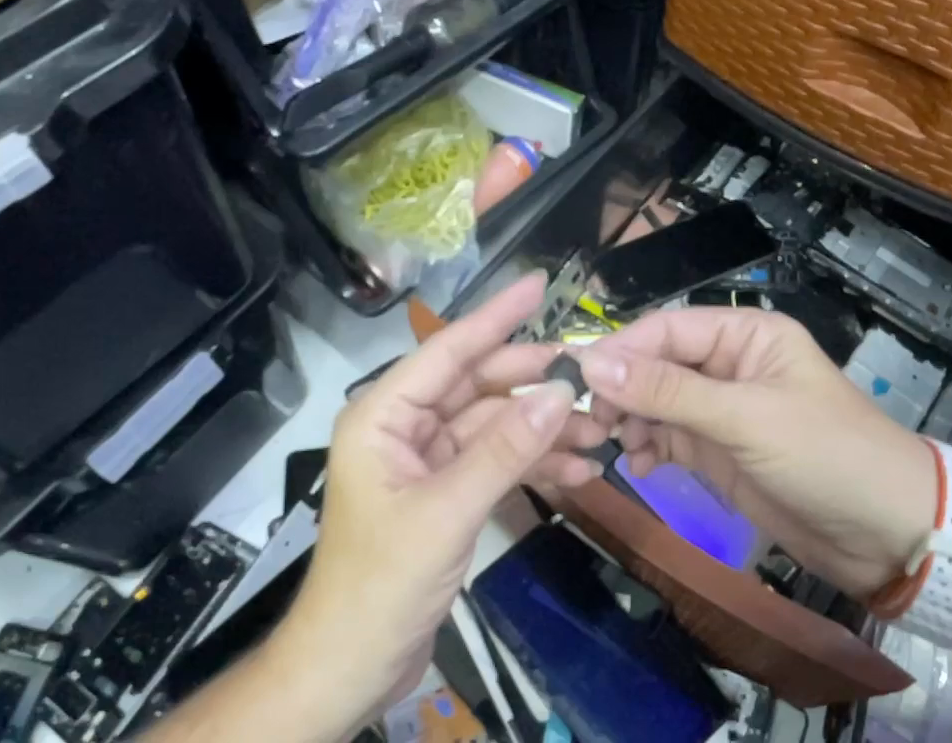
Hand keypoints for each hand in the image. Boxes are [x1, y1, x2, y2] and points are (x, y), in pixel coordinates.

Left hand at [273, 273, 606, 731]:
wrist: (352, 665)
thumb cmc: (382, 582)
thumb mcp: (447, 511)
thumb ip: (505, 450)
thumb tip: (560, 393)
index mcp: (383, 415)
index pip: (449, 350)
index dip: (497, 317)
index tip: (540, 285)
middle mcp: (404, 426)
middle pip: (478, 387)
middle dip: (534, 386)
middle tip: (592, 380)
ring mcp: (426, 460)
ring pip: (493, 427)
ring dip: (543, 432)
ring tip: (599, 437)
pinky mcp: (445, 493)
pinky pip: (495, 463)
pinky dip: (533, 466)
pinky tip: (578, 474)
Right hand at [578, 307, 936, 597]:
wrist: (890, 537)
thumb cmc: (827, 457)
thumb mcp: (746, 418)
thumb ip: (668, 392)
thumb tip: (590, 364)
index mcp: (744, 335)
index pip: (666, 330)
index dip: (621, 351)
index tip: (575, 378)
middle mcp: (728, 365)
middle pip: (655, 366)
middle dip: (621, 390)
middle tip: (591, 421)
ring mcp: (720, 411)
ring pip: (655, 404)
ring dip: (630, 422)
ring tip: (613, 445)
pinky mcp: (718, 453)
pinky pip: (667, 440)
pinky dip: (648, 449)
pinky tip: (638, 466)